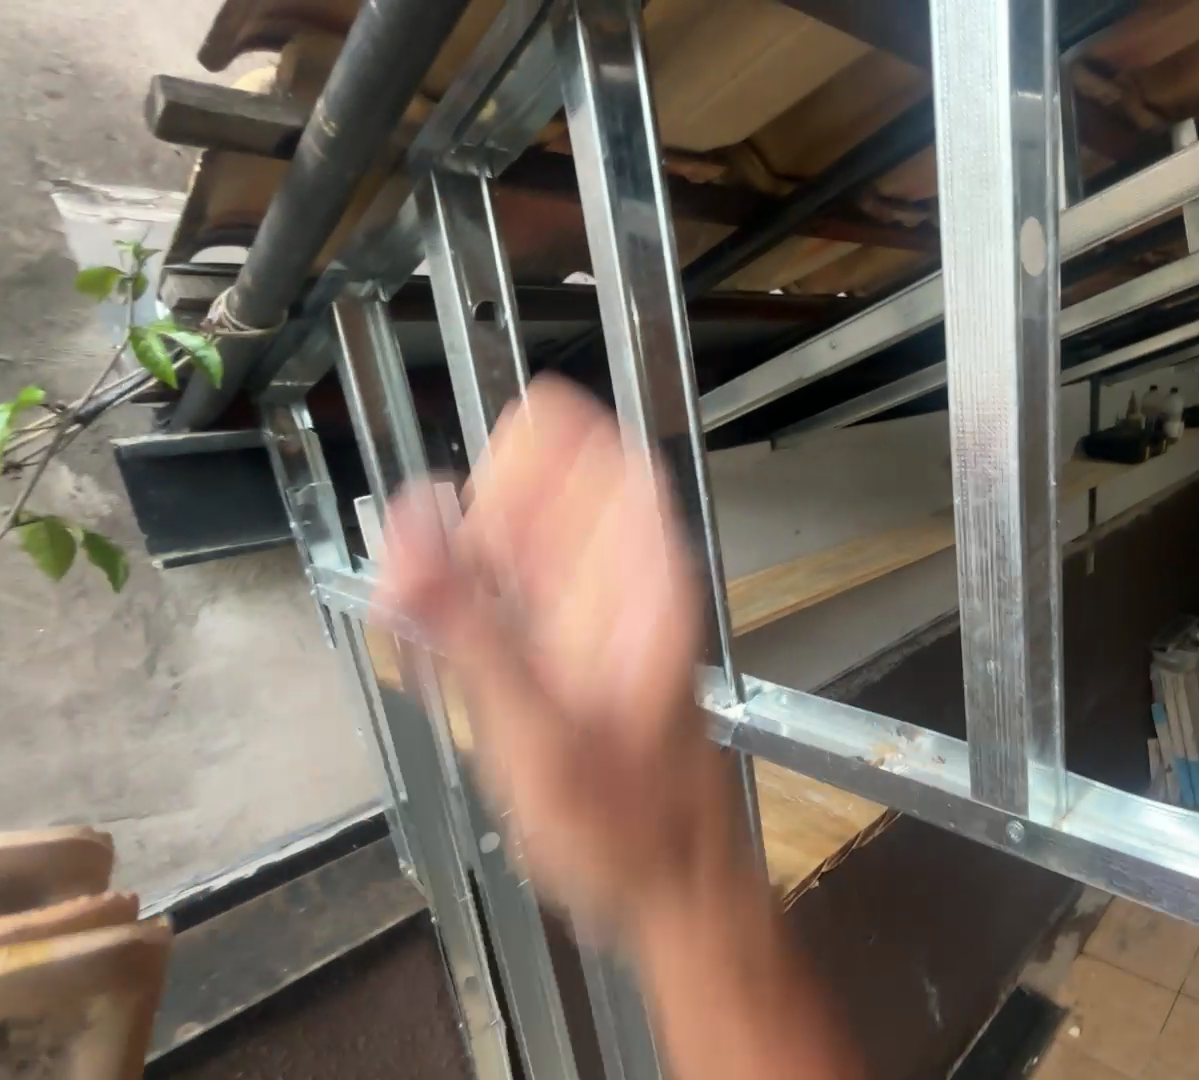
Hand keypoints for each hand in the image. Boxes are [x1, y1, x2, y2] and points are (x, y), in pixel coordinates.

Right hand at [377, 375, 734, 929]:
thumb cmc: (633, 817)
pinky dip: (497, 590)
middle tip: (482, 453)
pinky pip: (538, 608)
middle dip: (533, 477)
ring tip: (457, 514)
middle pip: (588, 510)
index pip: (627, 484)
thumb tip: (417, 526)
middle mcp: (636, 604)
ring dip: (506, 531)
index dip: (583, 439)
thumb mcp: (542, 729)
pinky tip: (460, 586)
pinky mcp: (585, 670)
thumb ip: (473, 631)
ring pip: (559, 556)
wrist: (670, 875)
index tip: (537, 404)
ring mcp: (611, 636)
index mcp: (650, 595)